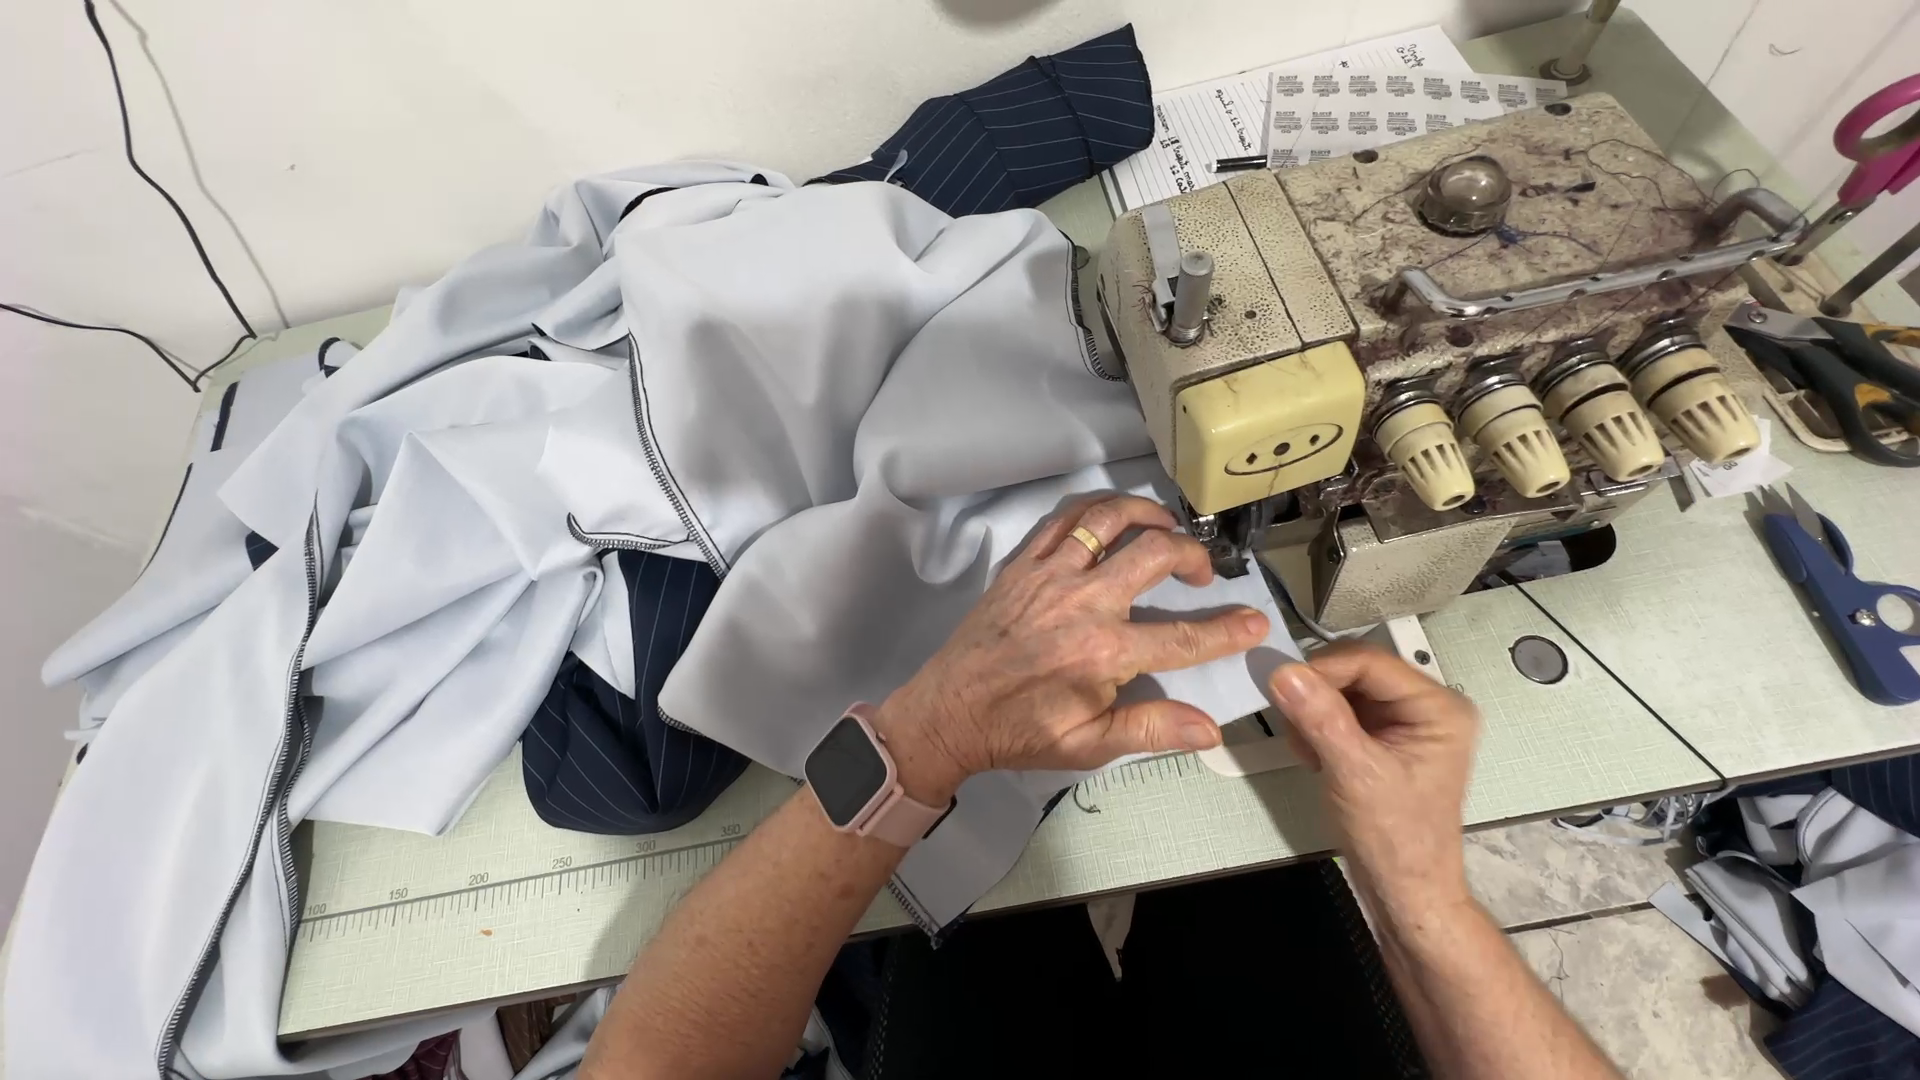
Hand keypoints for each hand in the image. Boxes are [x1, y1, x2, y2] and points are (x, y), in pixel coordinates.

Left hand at [875, 494, 1270, 802]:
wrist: (949, 711)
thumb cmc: (1019, 732)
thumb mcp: (1088, 745)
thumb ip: (1151, 730)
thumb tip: (1210, 728)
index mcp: (1103, 653)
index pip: (1182, 637)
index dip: (1227, 630)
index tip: (1256, 620)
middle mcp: (1082, 602)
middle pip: (1153, 554)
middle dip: (1191, 555)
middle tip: (1201, 571)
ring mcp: (1048, 576)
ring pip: (1107, 519)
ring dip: (1146, 513)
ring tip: (1166, 526)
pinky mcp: (1021, 565)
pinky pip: (1062, 520)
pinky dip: (1093, 508)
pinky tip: (1110, 518)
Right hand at [1267, 643, 1479, 915]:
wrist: (1403, 888)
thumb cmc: (1395, 838)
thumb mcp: (1355, 774)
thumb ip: (1322, 719)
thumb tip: (1283, 673)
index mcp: (1438, 707)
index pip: (1369, 661)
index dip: (1322, 669)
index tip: (1282, 689)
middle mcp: (1423, 704)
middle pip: (1353, 669)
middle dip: (1316, 693)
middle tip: (1296, 728)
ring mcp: (1401, 719)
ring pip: (1339, 686)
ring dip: (1312, 711)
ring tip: (1309, 750)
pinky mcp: (1379, 733)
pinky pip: (1336, 706)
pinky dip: (1315, 723)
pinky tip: (1314, 754)